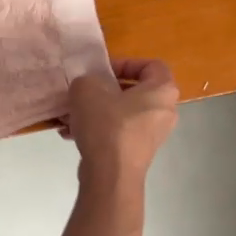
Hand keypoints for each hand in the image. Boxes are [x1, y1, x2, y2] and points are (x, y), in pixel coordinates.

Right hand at [62, 58, 178, 182]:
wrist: (111, 172)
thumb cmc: (106, 125)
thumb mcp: (86, 90)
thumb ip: (86, 80)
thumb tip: (88, 86)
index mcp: (162, 90)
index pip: (151, 65)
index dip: (125, 63)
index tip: (100, 71)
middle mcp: (165, 110)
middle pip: (134, 91)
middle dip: (104, 91)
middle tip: (81, 95)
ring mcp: (153, 133)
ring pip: (122, 113)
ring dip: (96, 112)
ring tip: (70, 117)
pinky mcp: (138, 150)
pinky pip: (118, 131)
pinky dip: (98, 129)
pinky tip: (73, 135)